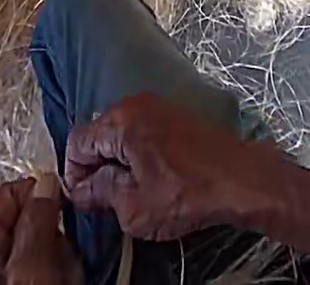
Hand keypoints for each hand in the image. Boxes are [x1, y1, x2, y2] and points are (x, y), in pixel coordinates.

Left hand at [0, 175, 82, 284]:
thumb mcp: (30, 272)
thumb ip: (37, 222)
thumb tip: (46, 180)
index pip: (10, 191)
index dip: (41, 193)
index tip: (64, 205)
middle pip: (27, 219)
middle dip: (54, 231)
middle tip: (65, 257)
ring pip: (38, 246)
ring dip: (59, 256)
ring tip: (65, 274)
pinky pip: (40, 269)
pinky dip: (56, 272)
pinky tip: (62, 280)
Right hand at [63, 94, 291, 240]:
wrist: (236, 177)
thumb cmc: (186, 193)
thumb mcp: (134, 206)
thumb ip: (100, 193)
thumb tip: (82, 188)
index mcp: (120, 121)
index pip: (77, 141)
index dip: (74, 173)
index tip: (83, 198)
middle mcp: (133, 103)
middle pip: (97, 133)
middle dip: (94, 166)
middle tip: (103, 200)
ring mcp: (154, 105)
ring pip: (118, 131)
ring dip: (115, 159)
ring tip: (128, 191)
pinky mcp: (170, 113)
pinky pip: (138, 128)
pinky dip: (134, 150)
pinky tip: (147, 176)